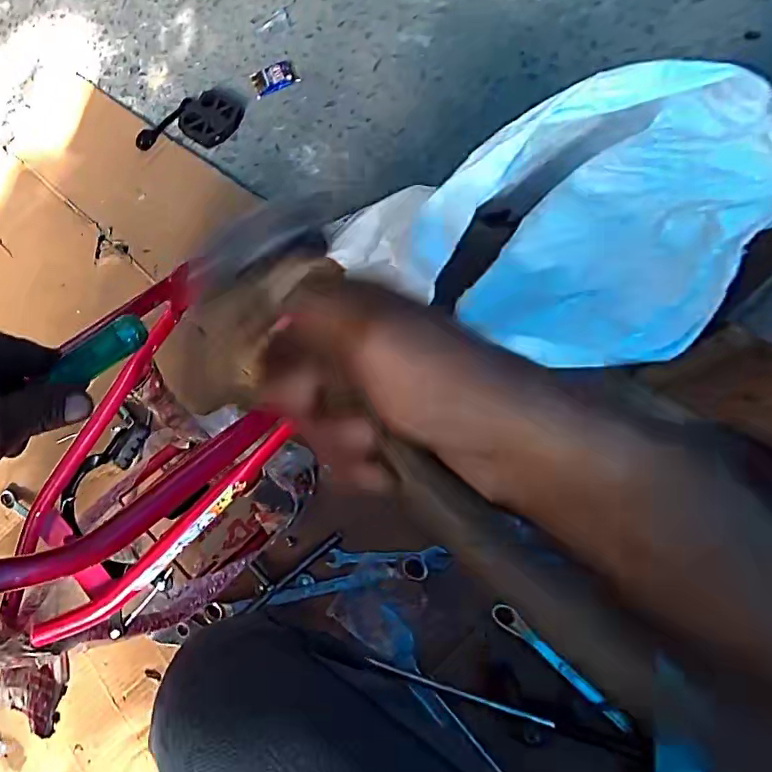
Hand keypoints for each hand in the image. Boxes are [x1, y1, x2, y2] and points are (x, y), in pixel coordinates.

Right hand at [259, 276, 587, 506]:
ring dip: (339, 444)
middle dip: (312, 412)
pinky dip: (360, 467)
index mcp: (348, 314)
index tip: (280, 389)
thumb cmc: (434, 382)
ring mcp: (369, 397)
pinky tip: (385, 469)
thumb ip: (308, 312)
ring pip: (314, 425)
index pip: (280, 329)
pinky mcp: (383, 437)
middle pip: (290, 384)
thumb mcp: (368, 334)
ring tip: (374, 449)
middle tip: (345, 421)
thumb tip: (258, 302)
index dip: (272, 363)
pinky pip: (340, 454)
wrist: (512, 449)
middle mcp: (353, 351)